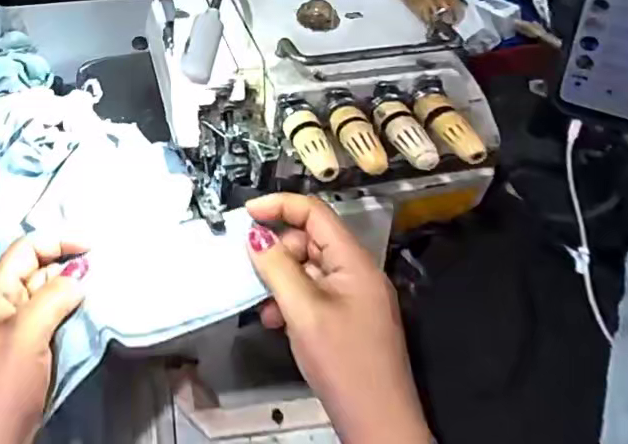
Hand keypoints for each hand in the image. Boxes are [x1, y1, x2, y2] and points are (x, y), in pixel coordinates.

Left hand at [0, 232, 88, 443]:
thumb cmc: (2, 386)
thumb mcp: (27, 334)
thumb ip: (52, 298)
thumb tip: (76, 277)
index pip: (24, 250)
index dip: (55, 240)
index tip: (91, 246)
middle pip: (34, 272)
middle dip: (65, 265)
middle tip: (101, 270)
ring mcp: (9, 334)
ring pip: (42, 299)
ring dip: (67, 292)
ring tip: (99, 291)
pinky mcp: (21, 360)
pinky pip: (45, 325)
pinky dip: (65, 318)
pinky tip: (84, 321)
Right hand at [245, 194, 432, 443]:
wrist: (379, 429)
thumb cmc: (345, 366)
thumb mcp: (302, 310)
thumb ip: (276, 266)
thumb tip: (256, 235)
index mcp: (355, 265)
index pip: (314, 212)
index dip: (279, 206)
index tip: (248, 213)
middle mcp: (358, 275)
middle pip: (308, 237)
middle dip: (277, 247)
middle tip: (255, 265)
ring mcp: (354, 297)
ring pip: (306, 265)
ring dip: (280, 275)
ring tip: (265, 299)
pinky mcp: (347, 317)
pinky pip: (311, 289)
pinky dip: (289, 296)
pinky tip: (276, 317)